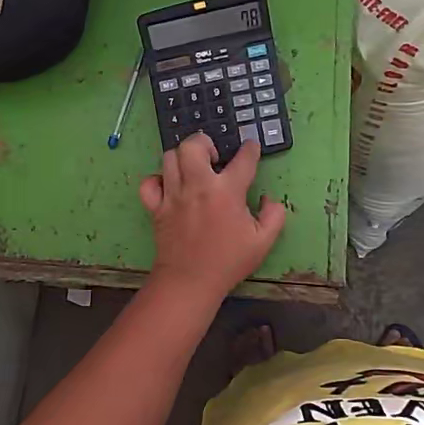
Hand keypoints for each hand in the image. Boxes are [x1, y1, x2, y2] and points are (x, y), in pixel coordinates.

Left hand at [138, 134, 286, 297]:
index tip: (251, 148)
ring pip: (169, 157)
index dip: (250, 149)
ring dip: (183, 158)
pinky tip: (170, 186)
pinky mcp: (156, 207)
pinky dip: (158, 179)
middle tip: (213, 157)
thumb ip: (274, 215)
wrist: (190, 282)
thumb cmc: (229, 261)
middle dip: (204, 142)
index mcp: (227, 192)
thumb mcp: (263, 241)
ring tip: (194, 170)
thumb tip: (268, 199)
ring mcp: (173, 195)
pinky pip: (149, 182)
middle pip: (192, 145)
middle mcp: (197, 186)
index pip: (242, 159)